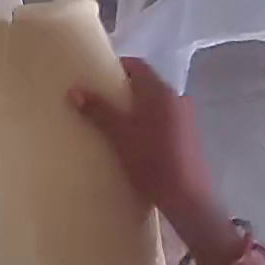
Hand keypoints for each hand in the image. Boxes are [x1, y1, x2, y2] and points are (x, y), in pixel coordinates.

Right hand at [69, 58, 215, 226]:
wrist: (187, 199)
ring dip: (137, 107)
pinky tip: (137, 141)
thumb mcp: (119, 134)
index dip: (117, 67)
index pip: (137, 65)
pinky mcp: (190, 136)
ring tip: (116, 123)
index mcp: (160, 90)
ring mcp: (186, 117)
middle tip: (101, 101)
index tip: (98, 76)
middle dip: (124, 90)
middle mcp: (177, 97)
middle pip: (146, 83)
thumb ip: (97, 110)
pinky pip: (165, 118)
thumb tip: (74, 89)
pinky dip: (149, 121)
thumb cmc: (151, 160)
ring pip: (156, 102)